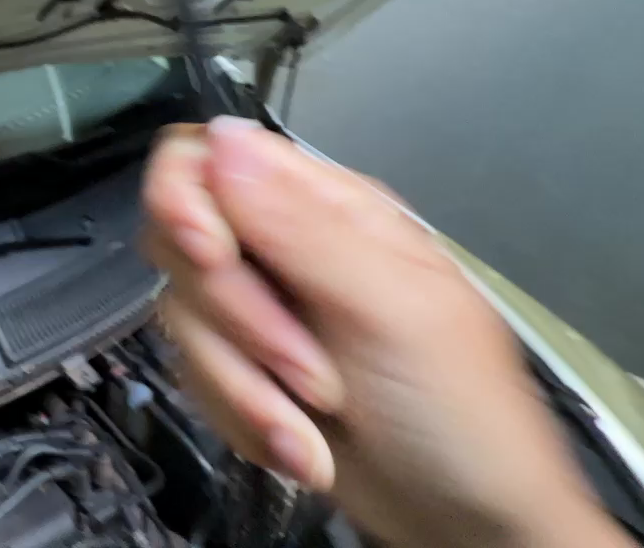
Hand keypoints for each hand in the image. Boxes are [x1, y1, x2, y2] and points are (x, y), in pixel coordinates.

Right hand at [141, 118, 631, 547]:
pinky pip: (188, 366)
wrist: (466, 530)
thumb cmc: (457, 410)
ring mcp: (247, 301)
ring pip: (179, 308)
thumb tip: (222, 135)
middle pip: (177, 235)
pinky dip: (238, 412)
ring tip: (309, 426)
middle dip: (230, 311)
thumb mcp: (394, 311)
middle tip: (300, 369)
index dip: (184, 194)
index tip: (207, 253)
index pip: (203, 155)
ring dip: (240, 380)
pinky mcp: (231, 358)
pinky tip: (295, 442)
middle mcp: (270, 240)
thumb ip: (302, 225)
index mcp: (317, 203)